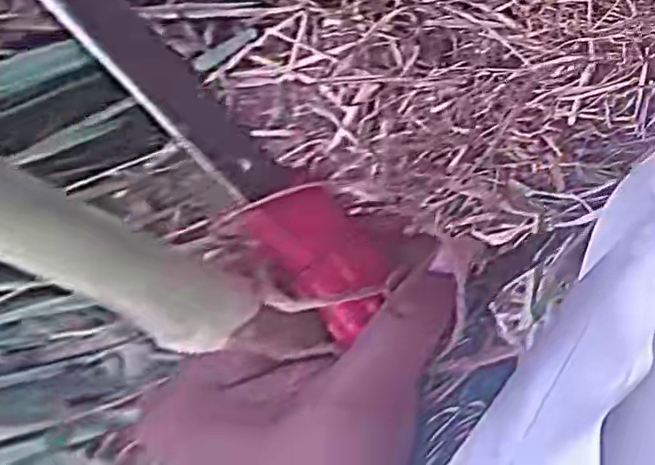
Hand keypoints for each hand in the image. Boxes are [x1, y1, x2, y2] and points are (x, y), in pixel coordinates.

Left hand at [135, 259, 456, 464]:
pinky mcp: (308, 420)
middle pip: (318, 304)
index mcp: (205, 382)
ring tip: (441, 298)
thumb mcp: (358, 402)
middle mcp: (228, 387)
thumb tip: (449, 254)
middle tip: (438, 267)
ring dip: (399, 312)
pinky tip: (428, 334)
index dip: (342, 252)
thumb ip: (405, 320)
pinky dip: (397, 342)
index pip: (277, 285)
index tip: (405, 233)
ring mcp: (269, 407)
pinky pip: (357, 359)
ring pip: (345, 331)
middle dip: (384, 283)